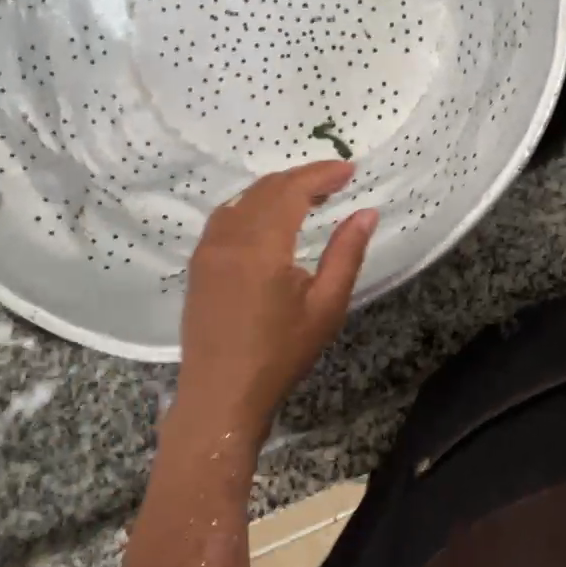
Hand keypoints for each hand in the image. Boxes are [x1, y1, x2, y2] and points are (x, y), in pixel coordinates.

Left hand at [177, 161, 377, 439]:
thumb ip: (347, 254)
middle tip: (336, 180)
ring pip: (245, 198)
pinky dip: (253, 204)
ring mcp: (208, 248)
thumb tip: (366, 213)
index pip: (293, 190)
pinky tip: (270, 217)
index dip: (322, 174)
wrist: (221, 397)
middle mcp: (230, 237)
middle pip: (268, 188)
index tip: (350, 169)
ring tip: (309, 195)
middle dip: (303, 177)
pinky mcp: (199, 262)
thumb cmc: (280, 355)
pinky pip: (227, 215)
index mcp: (262, 246)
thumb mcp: (326, 307)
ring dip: (277, 188)